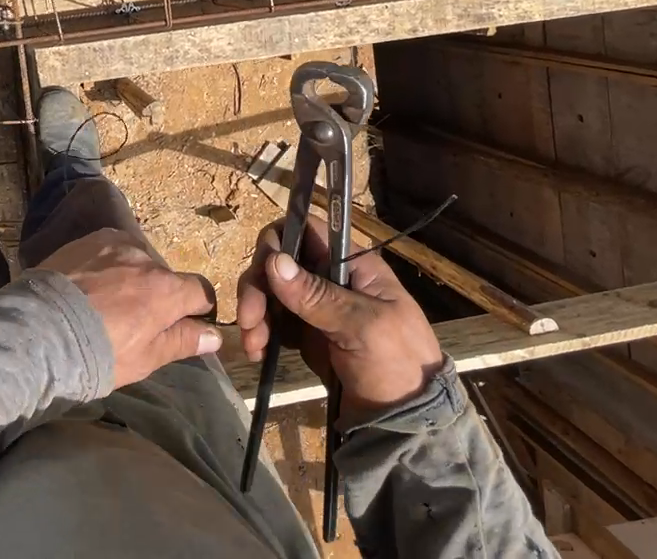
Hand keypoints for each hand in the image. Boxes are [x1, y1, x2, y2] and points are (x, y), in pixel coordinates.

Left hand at [37, 229, 221, 388]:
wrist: (40, 329)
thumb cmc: (99, 352)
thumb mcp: (145, 358)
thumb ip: (182, 341)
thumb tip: (214, 336)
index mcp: (167, 290)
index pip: (200, 290)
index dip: (197, 308)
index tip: (183, 323)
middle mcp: (146, 258)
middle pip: (165, 275)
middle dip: (158, 293)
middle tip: (133, 318)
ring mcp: (115, 244)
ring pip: (136, 259)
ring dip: (131, 275)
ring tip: (106, 300)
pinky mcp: (88, 239)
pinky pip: (110, 248)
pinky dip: (107, 263)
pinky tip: (89, 283)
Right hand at [235, 211, 444, 422]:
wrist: (407, 425)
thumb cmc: (399, 366)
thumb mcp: (363, 328)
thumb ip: (317, 296)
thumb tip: (274, 261)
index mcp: (351, 264)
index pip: (305, 230)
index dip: (278, 243)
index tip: (264, 272)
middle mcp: (330, 276)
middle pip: (278, 261)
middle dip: (258, 287)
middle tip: (249, 321)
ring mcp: (315, 306)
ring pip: (270, 290)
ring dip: (255, 313)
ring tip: (254, 345)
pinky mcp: (304, 332)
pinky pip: (272, 320)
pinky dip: (260, 332)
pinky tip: (259, 353)